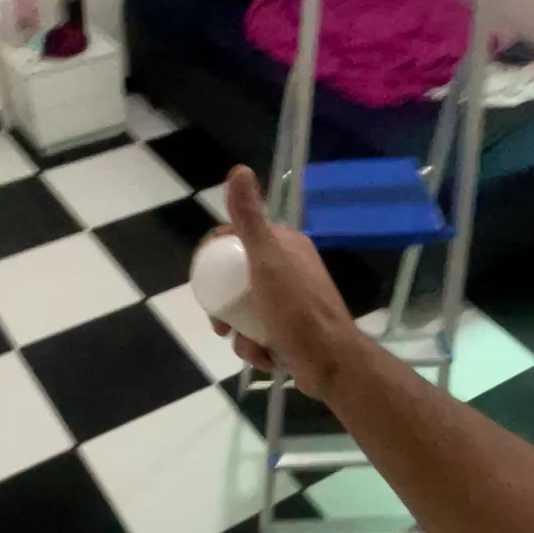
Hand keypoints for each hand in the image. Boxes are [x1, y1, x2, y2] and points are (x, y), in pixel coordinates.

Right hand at [205, 166, 360, 399]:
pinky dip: (257, 347)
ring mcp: (293, 303)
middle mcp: (291, 271)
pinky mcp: (293, 331)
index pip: (239, 239)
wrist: (331, 362)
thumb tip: (238, 170)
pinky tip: (264, 357)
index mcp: (287, 247)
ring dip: (240, 332)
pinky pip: (262, 334)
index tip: (203, 281)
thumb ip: (250, 220)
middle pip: (239, 280)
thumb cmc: (297, 310)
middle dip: (225, 305)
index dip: (215, 258)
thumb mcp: (267, 260)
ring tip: (244, 344)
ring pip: (248, 310)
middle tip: (219, 323)